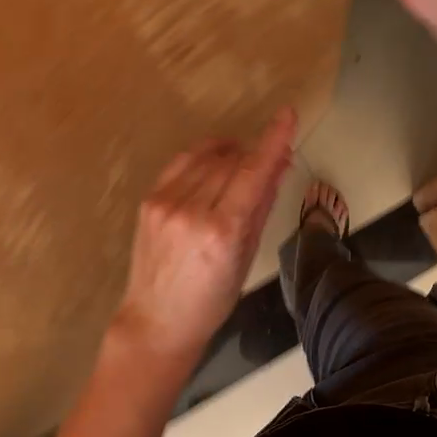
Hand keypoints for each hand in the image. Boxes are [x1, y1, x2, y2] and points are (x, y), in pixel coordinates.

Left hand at [112, 109, 297, 369]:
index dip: (273, 141)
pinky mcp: (149, 201)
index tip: (288, 116)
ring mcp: (165, 204)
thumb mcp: (247, 257)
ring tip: (246, 162)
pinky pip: (181, 164)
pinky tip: (216, 161)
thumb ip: (261, 206)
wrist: (157, 321)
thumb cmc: (212, 299)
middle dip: (256, 154)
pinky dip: (203, 157)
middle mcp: (191, 211)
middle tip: (275, 158)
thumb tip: (279, 166)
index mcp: (221, 232)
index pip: (253, 173)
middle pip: (231, 162)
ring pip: (206, 159)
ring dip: (231, 154)